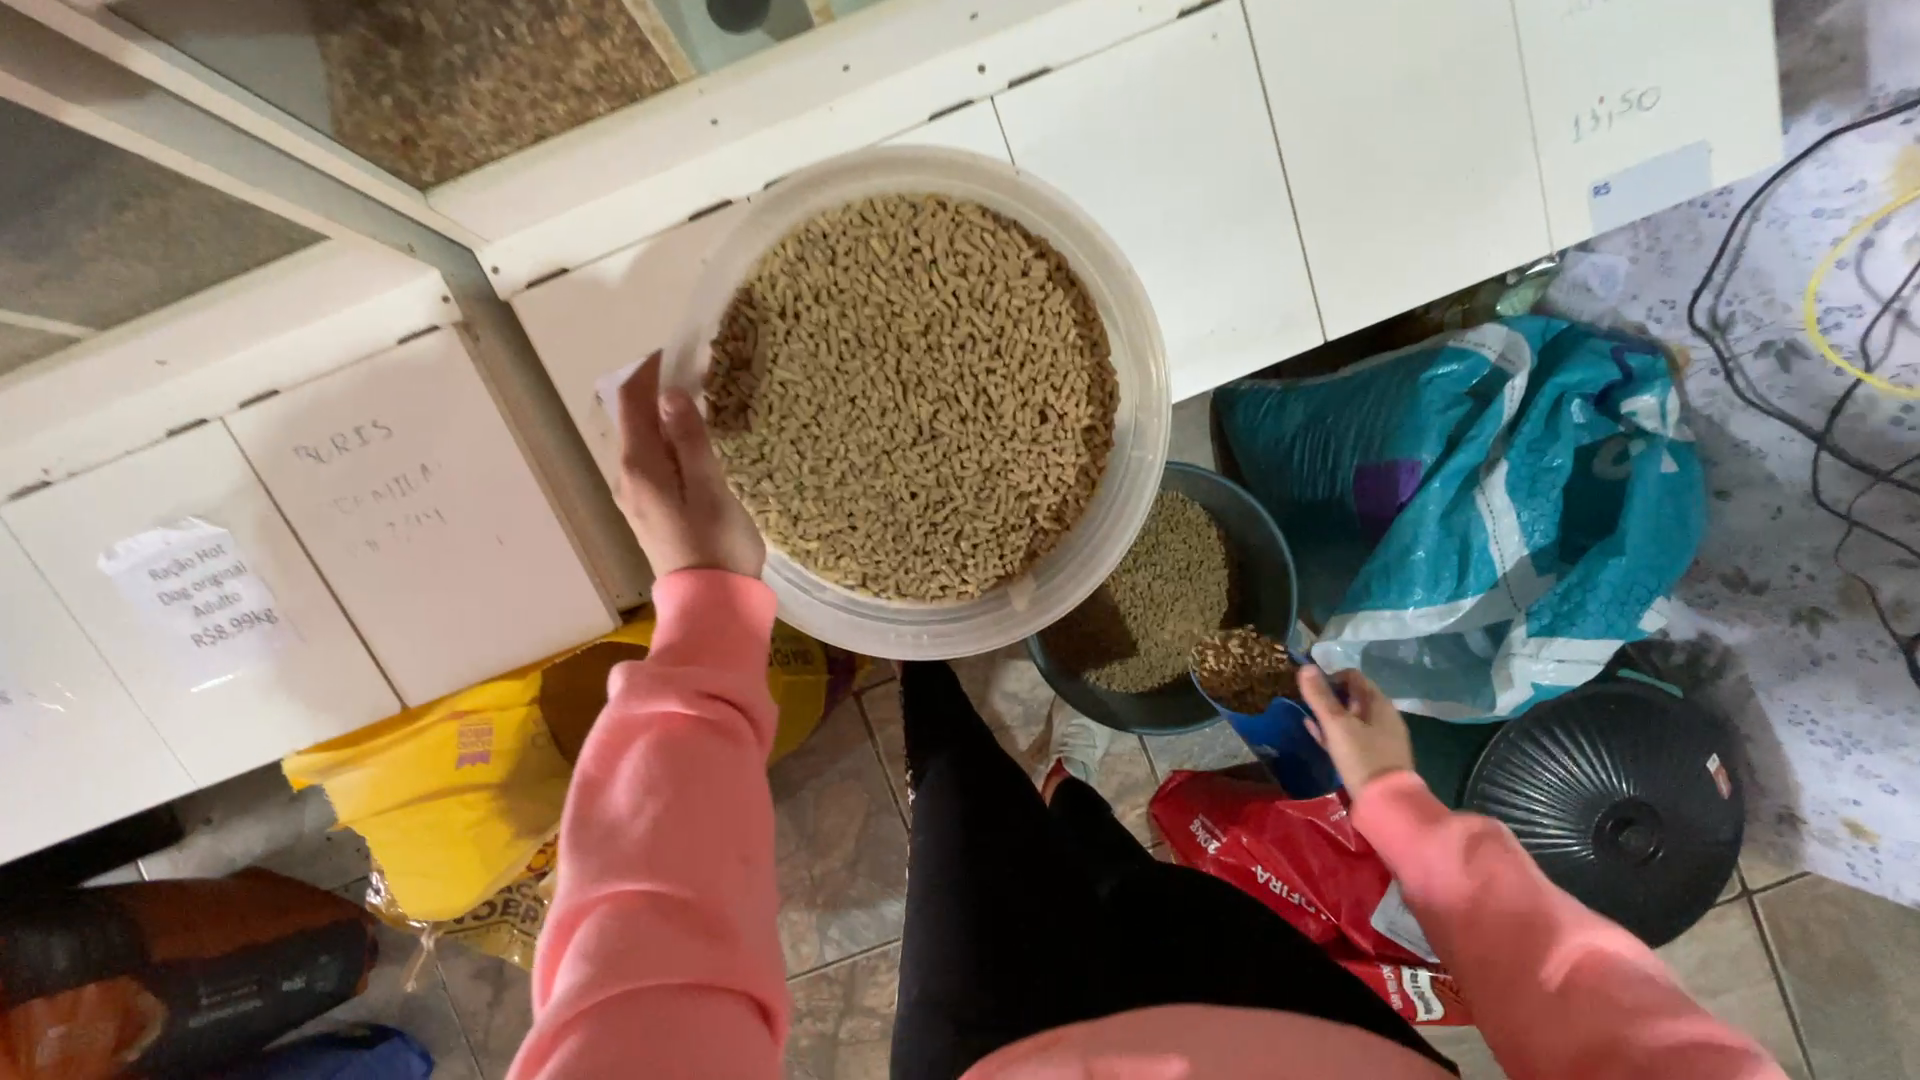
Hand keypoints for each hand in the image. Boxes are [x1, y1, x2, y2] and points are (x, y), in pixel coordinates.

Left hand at [616, 350, 764, 579]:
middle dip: (657, 386)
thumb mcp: (710, 488)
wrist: (712, 603)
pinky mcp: (650, 508)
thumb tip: (669, 393)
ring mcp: (635, 495)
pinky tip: (692, 438)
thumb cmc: (717, 545)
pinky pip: (650, 457)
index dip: (652, 368)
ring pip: (641, 437)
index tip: (683, 348)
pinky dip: (666, 436)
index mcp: (640, 467)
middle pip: (632, 416)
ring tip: (699, 396)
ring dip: (663, 412)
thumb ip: (689, 439)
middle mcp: (627, 476)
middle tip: (697, 368)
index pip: (633, 400)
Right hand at [1299, 665, 1413, 794]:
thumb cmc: (1361, 757)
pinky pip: (1354, 735)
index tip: (1311, 691)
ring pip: (1352, 717)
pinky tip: (1320, 737)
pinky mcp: (1376, 755)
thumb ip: (1320, 696)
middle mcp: (1384, 716)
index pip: (1352, 676)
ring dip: (1331, 715)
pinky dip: (1337, 732)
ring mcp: (1382, 737)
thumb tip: (1306, 666)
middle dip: (1329, 697)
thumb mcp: (1336, 725)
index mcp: (1378, 703)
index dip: (1329, 678)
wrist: (1386, 803)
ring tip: (1311, 721)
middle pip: (1353, 696)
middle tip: (1308, 706)